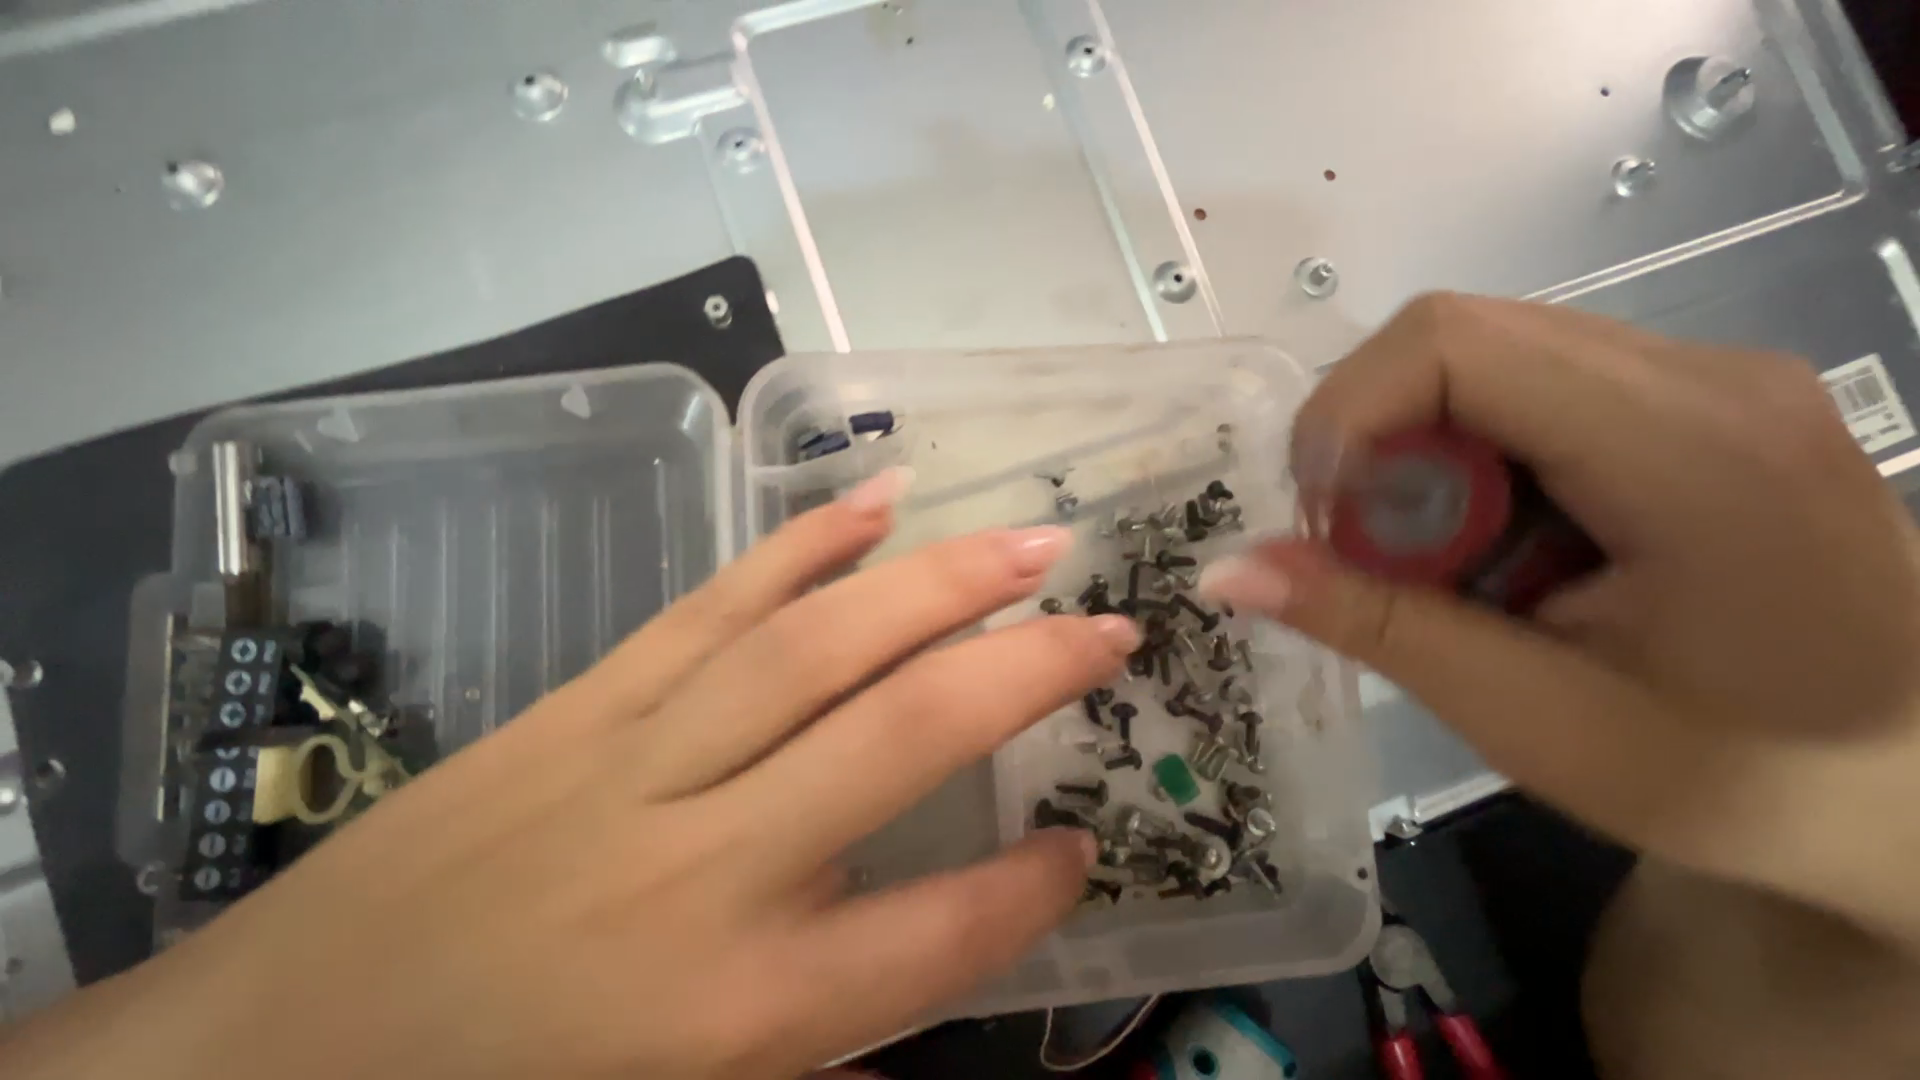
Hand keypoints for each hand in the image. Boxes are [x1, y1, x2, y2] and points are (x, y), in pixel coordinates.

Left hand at [4, 469, 1138, 1079]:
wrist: (266, 1064)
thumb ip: (828, 1026)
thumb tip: (940, 935)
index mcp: (745, 1008)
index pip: (946, 937)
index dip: (1034, 888)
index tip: (1084, 841)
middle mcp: (712, 864)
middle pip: (903, 735)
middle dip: (1027, 674)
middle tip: (1112, 625)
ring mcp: (641, 759)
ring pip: (819, 645)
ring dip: (938, 584)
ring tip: (1026, 543)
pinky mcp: (586, 703)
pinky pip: (718, 607)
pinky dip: (804, 547)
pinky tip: (875, 501)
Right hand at [1198, 294, 1919, 941]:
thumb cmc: (1741, 779)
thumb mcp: (1533, 718)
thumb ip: (1372, 626)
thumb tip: (1224, 571)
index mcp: (1687, 442)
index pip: (1448, 340)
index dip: (1345, 416)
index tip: (1325, 528)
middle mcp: (1702, 374)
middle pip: (1455, 341)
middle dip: (1375, 447)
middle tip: (1374, 562)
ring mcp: (1705, 382)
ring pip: (1479, 363)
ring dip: (1417, 460)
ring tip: (1443, 570)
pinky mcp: (1693, 406)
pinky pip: (1523, 393)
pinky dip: (1465, 463)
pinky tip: (1497, 549)